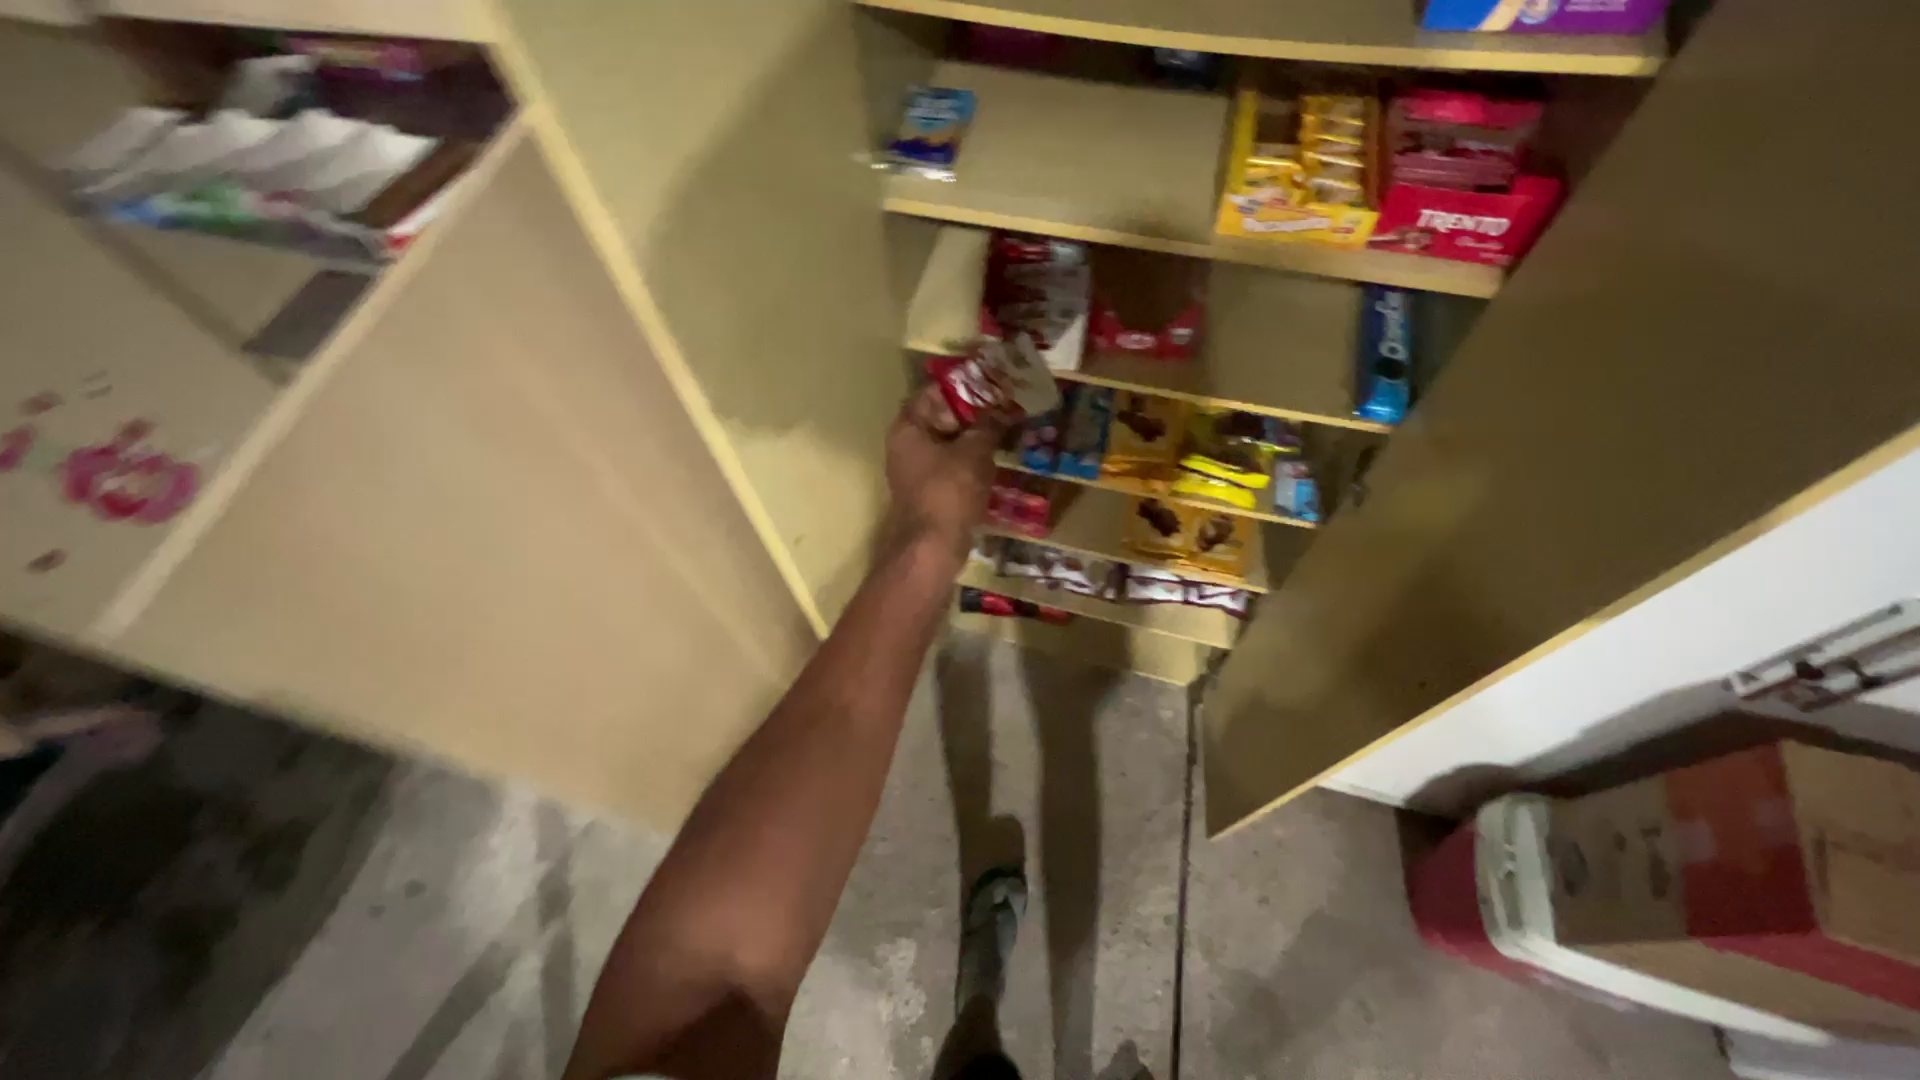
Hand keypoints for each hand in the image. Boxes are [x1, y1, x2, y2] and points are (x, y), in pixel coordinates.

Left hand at [884, 383, 1003, 558]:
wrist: (934, 545)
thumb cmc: (949, 490)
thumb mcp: (974, 452)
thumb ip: (987, 427)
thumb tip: (999, 414)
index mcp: (908, 428)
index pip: (930, 393)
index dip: (959, 385)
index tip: (986, 382)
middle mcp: (905, 446)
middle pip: (938, 419)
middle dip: (970, 413)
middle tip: (1001, 406)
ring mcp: (915, 471)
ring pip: (946, 445)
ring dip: (972, 438)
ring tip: (1003, 429)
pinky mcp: (929, 492)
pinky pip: (950, 467)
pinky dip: (969, 461)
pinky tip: (994, 459)